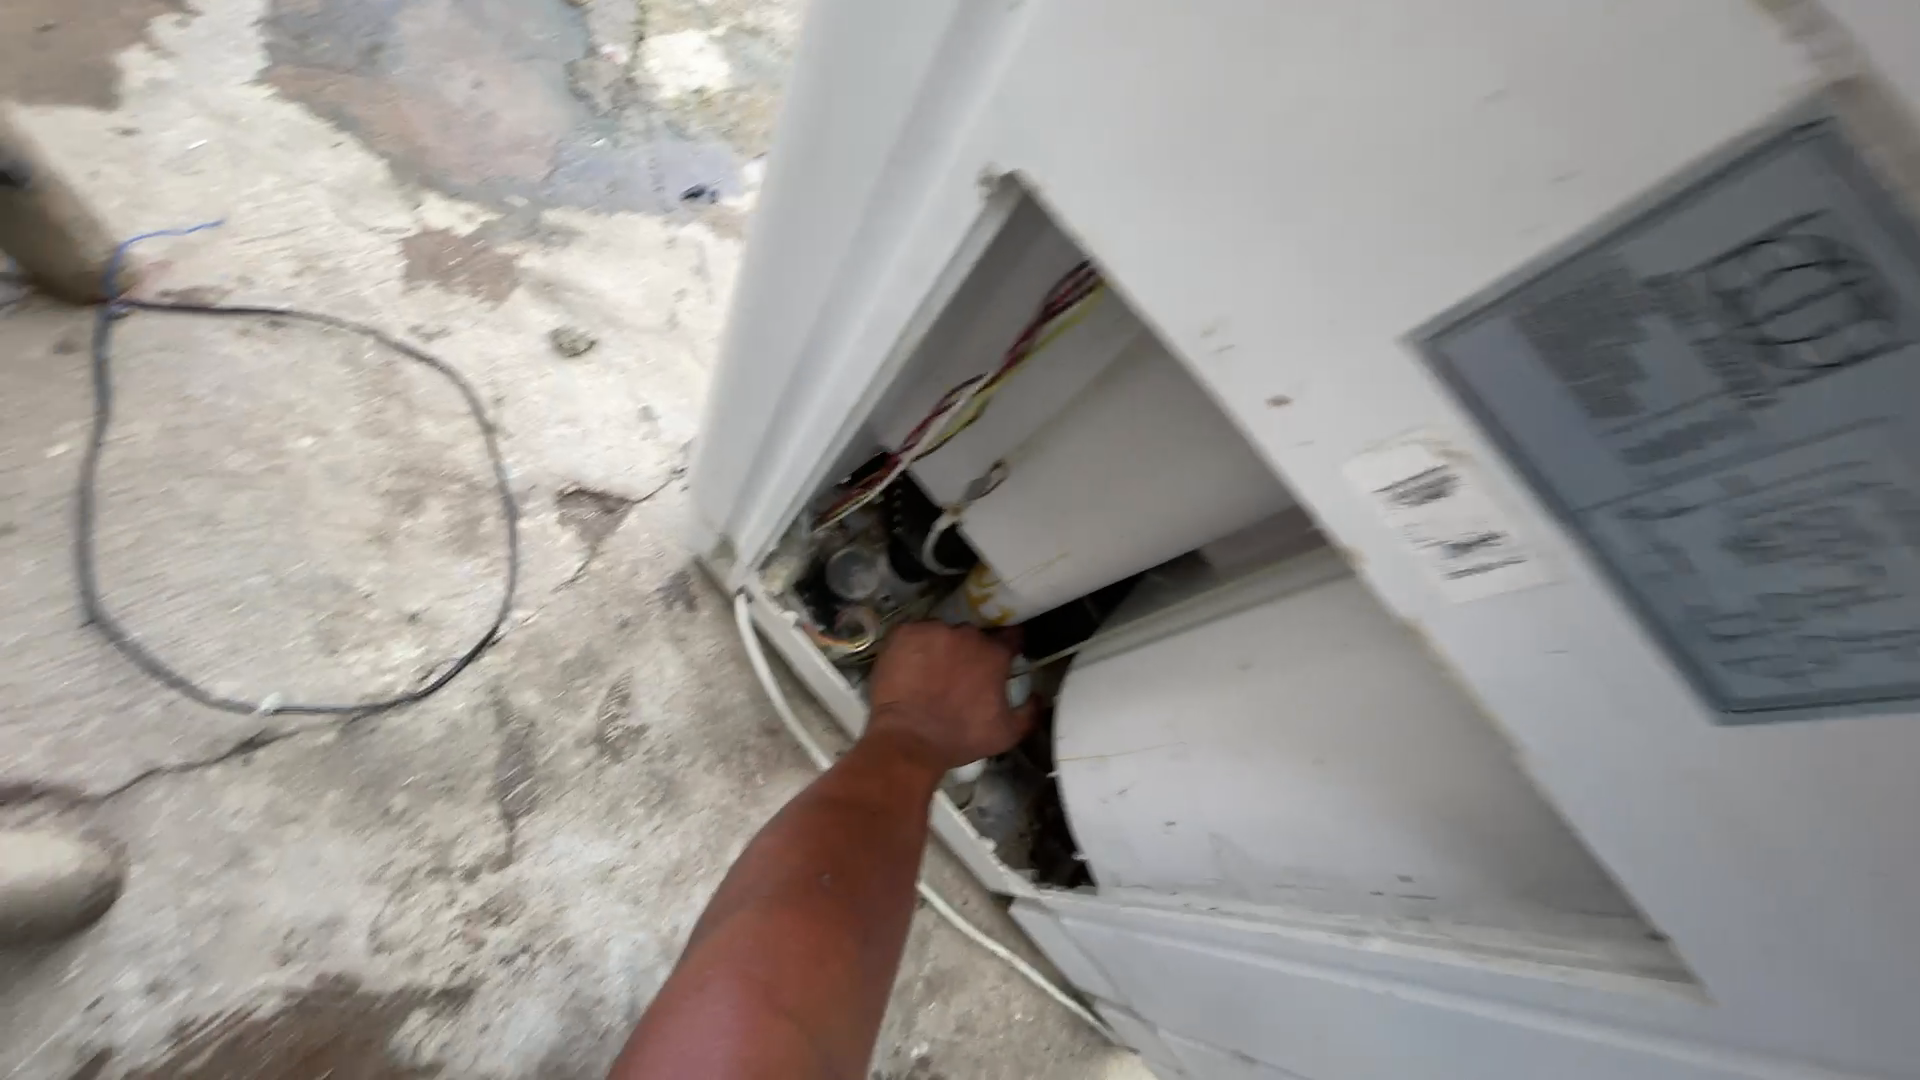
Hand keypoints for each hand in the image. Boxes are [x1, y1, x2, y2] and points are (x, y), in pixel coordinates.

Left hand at [864, 622, 1037, 773]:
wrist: (909, 741)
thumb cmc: (960, 738)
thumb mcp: (1007, 734)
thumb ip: (1029, 711)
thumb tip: (1038, 695)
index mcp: (994, 653)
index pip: (1010, 637)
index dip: (1009, 646)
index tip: (1003, 656)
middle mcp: (966, 634)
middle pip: (973, 635)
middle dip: (969, 651)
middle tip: (959, 674)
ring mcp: (933, 630)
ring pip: (942, 632)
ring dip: (941, 647)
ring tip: (929, 671)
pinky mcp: (904, 633)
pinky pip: (914, 632)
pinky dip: (914, 645)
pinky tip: (909, 665)